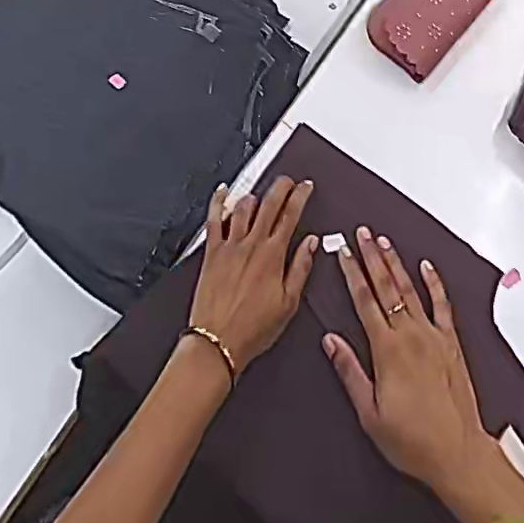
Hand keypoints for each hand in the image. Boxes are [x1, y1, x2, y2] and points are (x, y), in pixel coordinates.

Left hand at [188, 176, 318, 370]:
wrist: (217, 342)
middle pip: (269, 203)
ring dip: (256, 195)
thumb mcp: (288, 303)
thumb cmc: (252, 328)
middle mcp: (251, 244)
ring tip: (262, 192)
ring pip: (243, 206)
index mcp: (273, 255)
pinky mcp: (212, 252)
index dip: (300, 196)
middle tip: (288, 181)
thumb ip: (301, 267)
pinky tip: (222, 190)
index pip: (290, 215)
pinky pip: (214, 219)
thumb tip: (311, 244)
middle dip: (281, 186)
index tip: (305, 187)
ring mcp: (230, 245)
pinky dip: (218, 201)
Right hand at [325, 227, 523, 522]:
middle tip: (362, 233)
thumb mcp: (370, 412)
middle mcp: (410, 335)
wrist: (458, 454)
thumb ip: (349, 371)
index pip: (364, 300)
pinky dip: (434, 283)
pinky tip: (427, 267)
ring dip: (395, 263)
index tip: (344, 254)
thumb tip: (331, 341)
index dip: (352, 273)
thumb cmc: (414, 440)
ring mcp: (433, 336)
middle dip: (371, 256)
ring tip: (384, 242)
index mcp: (387, 349)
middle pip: (386, 286)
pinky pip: (442, 305)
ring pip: (410, 289)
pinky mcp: (451, 343)